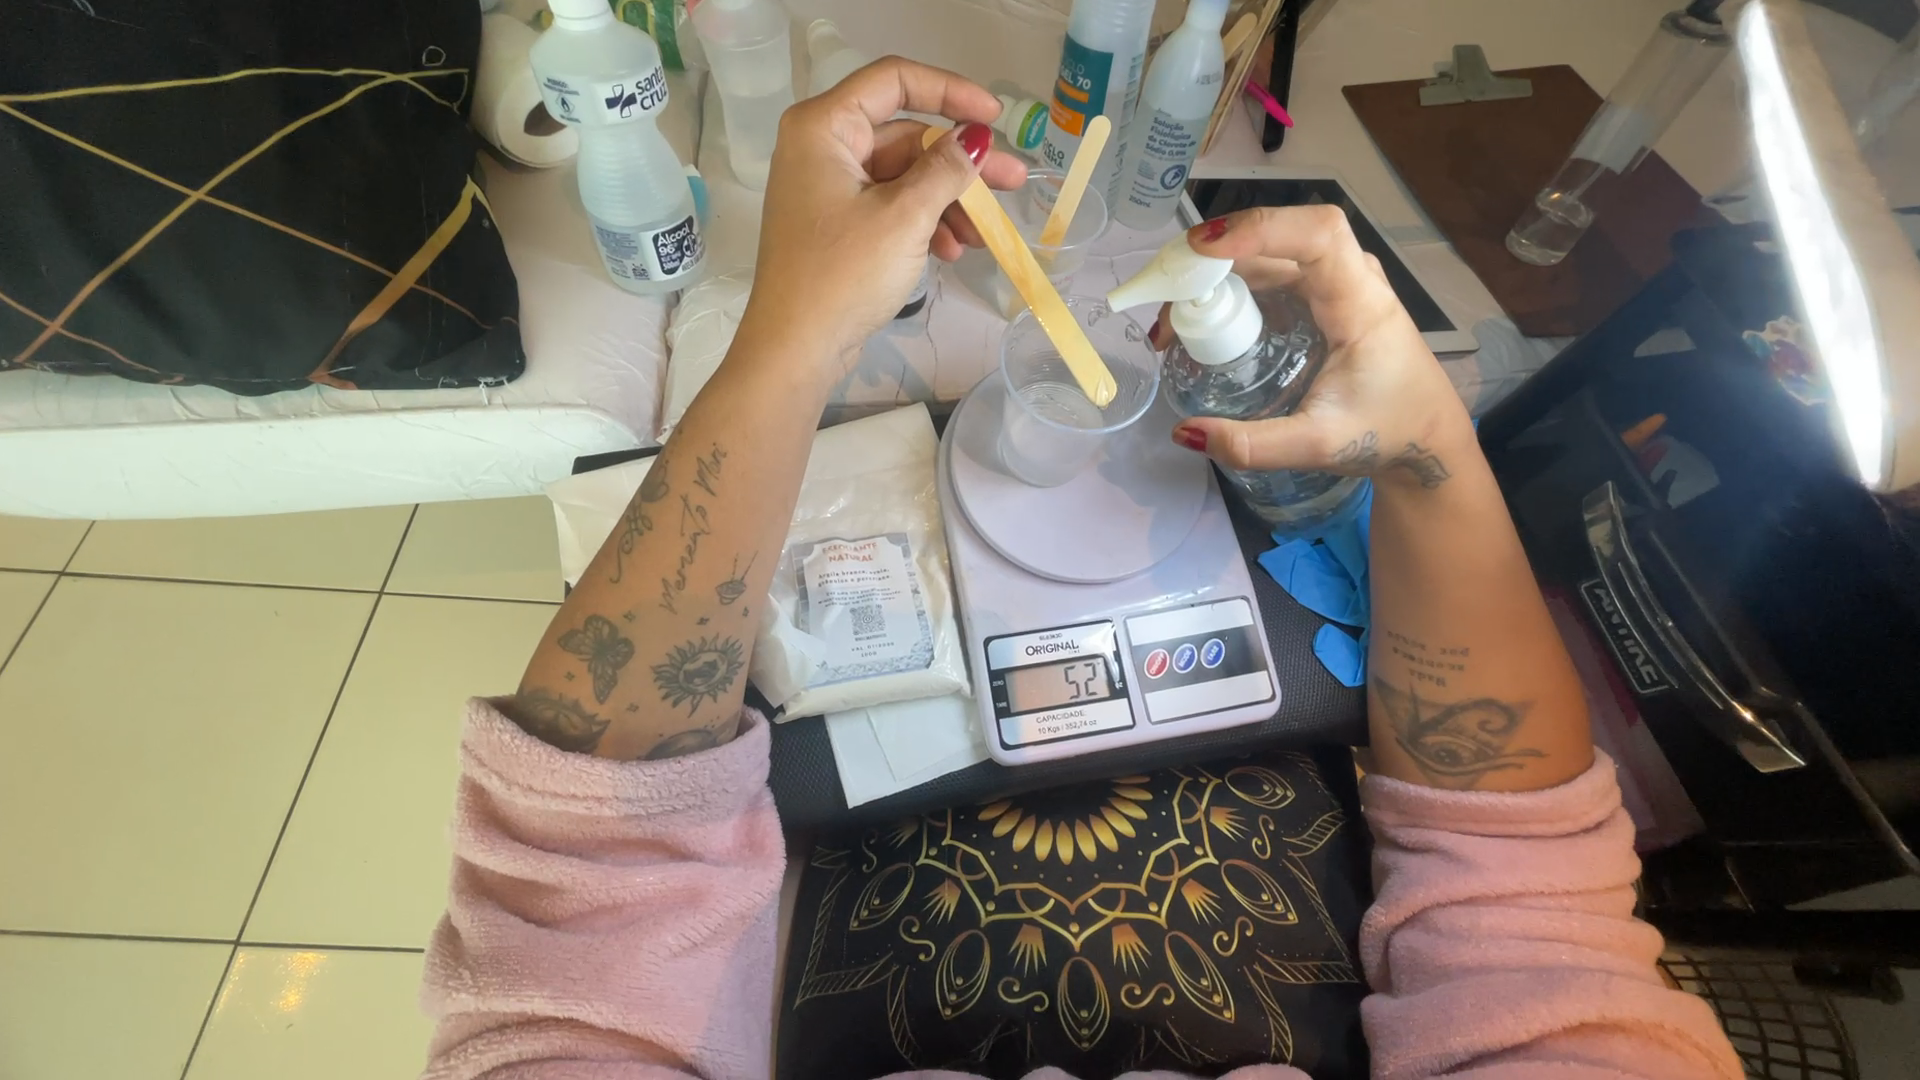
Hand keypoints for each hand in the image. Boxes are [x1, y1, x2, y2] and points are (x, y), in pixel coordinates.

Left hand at [742, 58, 1027, 369]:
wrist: (797, 348)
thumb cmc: (843, 274)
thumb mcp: (903, 217)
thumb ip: (945, 170)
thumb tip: (976, 138)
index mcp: (824, 127)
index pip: (895, 81)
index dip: (951, 91)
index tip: (995, 119)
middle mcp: (823, 150)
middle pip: (905, 138)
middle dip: (960, 165)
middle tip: (1012, 183)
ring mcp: (830, 193)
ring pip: (903, 180)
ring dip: (948, 203)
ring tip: (984, 235)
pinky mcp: (839, 230)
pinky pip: (891, 210)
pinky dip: (924, 225)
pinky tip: (952, 251)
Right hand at [1156, 207, 1475, 491]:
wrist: (1423, 435)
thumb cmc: (1385, 430)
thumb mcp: (1317, 446)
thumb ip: (1250, 444)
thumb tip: (1184, 432)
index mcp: (1360, 304)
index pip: (1318, 235)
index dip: (1260, 228)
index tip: (1202, 249)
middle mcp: (1346, 279)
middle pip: (1276, 239)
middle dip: (1214, 259)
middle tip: (1164, 303)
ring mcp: (1329, 285)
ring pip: (1265, 256)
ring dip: (1213, 276)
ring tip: (1171, 321)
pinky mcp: (1314, 299)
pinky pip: (1265, 276)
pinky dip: (1226, 288)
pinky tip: (1198, 319)